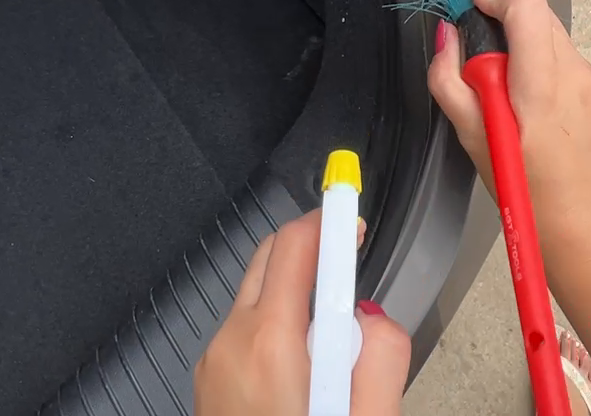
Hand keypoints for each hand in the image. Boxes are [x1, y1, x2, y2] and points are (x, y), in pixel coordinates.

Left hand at [194, 209, 410, 415]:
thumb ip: (382, 355)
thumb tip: (373, 316)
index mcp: (268, 343)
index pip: (297, 244)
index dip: (332, 220)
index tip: (353, 207)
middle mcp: (230, 342)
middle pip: (271, 255)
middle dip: (312, 249)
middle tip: (352, 276)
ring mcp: (212, 363)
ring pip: (259, 291)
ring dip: (297, 291)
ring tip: (332, 349)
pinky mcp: (208, 383)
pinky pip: (247, 325)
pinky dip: (277, 321)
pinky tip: (304, 372)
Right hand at [427, 0, 590, 274]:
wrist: (590, 235)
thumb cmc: (526, 193)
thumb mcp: (472, 139)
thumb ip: (449, 80)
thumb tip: (446, 35)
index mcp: (542, 85)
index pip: (526, 7)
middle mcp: (577, 75)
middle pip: (541, 17)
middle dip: (509, 23)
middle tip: (485, 59)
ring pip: (556, 40)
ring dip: (529, 50)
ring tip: (512, 97)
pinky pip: (572, 65)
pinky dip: (550, 71)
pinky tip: (541, 112)